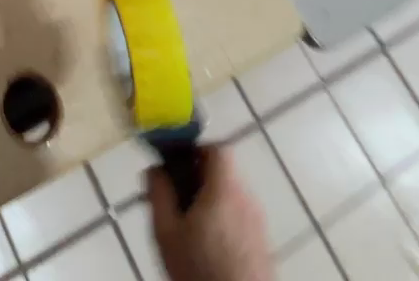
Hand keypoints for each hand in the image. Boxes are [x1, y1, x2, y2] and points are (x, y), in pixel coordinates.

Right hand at [149, 147, 274, 280]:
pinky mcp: (264, 243)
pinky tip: (208, 241)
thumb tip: (155, 168)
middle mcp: (248, 200)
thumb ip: (158, 192)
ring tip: (190, 222)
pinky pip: (241, 215)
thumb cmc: (199, 269)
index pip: (218, 150)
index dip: (196, 149)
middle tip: (176, 195)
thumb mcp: (166, 231)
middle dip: (199, 177)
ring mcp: (259, 223)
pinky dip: (224, 216)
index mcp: (225, 190)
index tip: (176, 162)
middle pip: (225, 172)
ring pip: (232, 195)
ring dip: (211, 197)